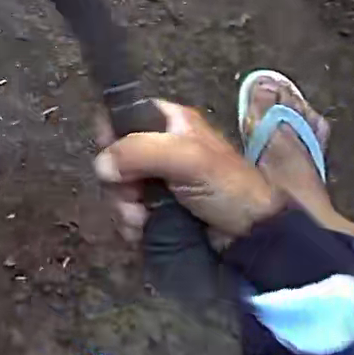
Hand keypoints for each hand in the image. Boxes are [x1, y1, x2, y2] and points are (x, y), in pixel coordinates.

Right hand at [93, 101, 283, 244]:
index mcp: (168, 122)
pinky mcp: (156, 209)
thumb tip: (101, 165)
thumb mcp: (187, 158)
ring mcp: (156, 180)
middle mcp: (158, 147)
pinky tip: (142, 231)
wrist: (252, 238)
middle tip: (134, 198)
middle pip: (115, 157)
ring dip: (123, 207)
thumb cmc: (226, 186)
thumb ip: (140, 152)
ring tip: (142, 220)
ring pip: (118, 187)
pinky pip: (126, 210)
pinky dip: (129, 223)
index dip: (112, 135)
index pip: (124, 116)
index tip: (111, 159)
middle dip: (119, 182)